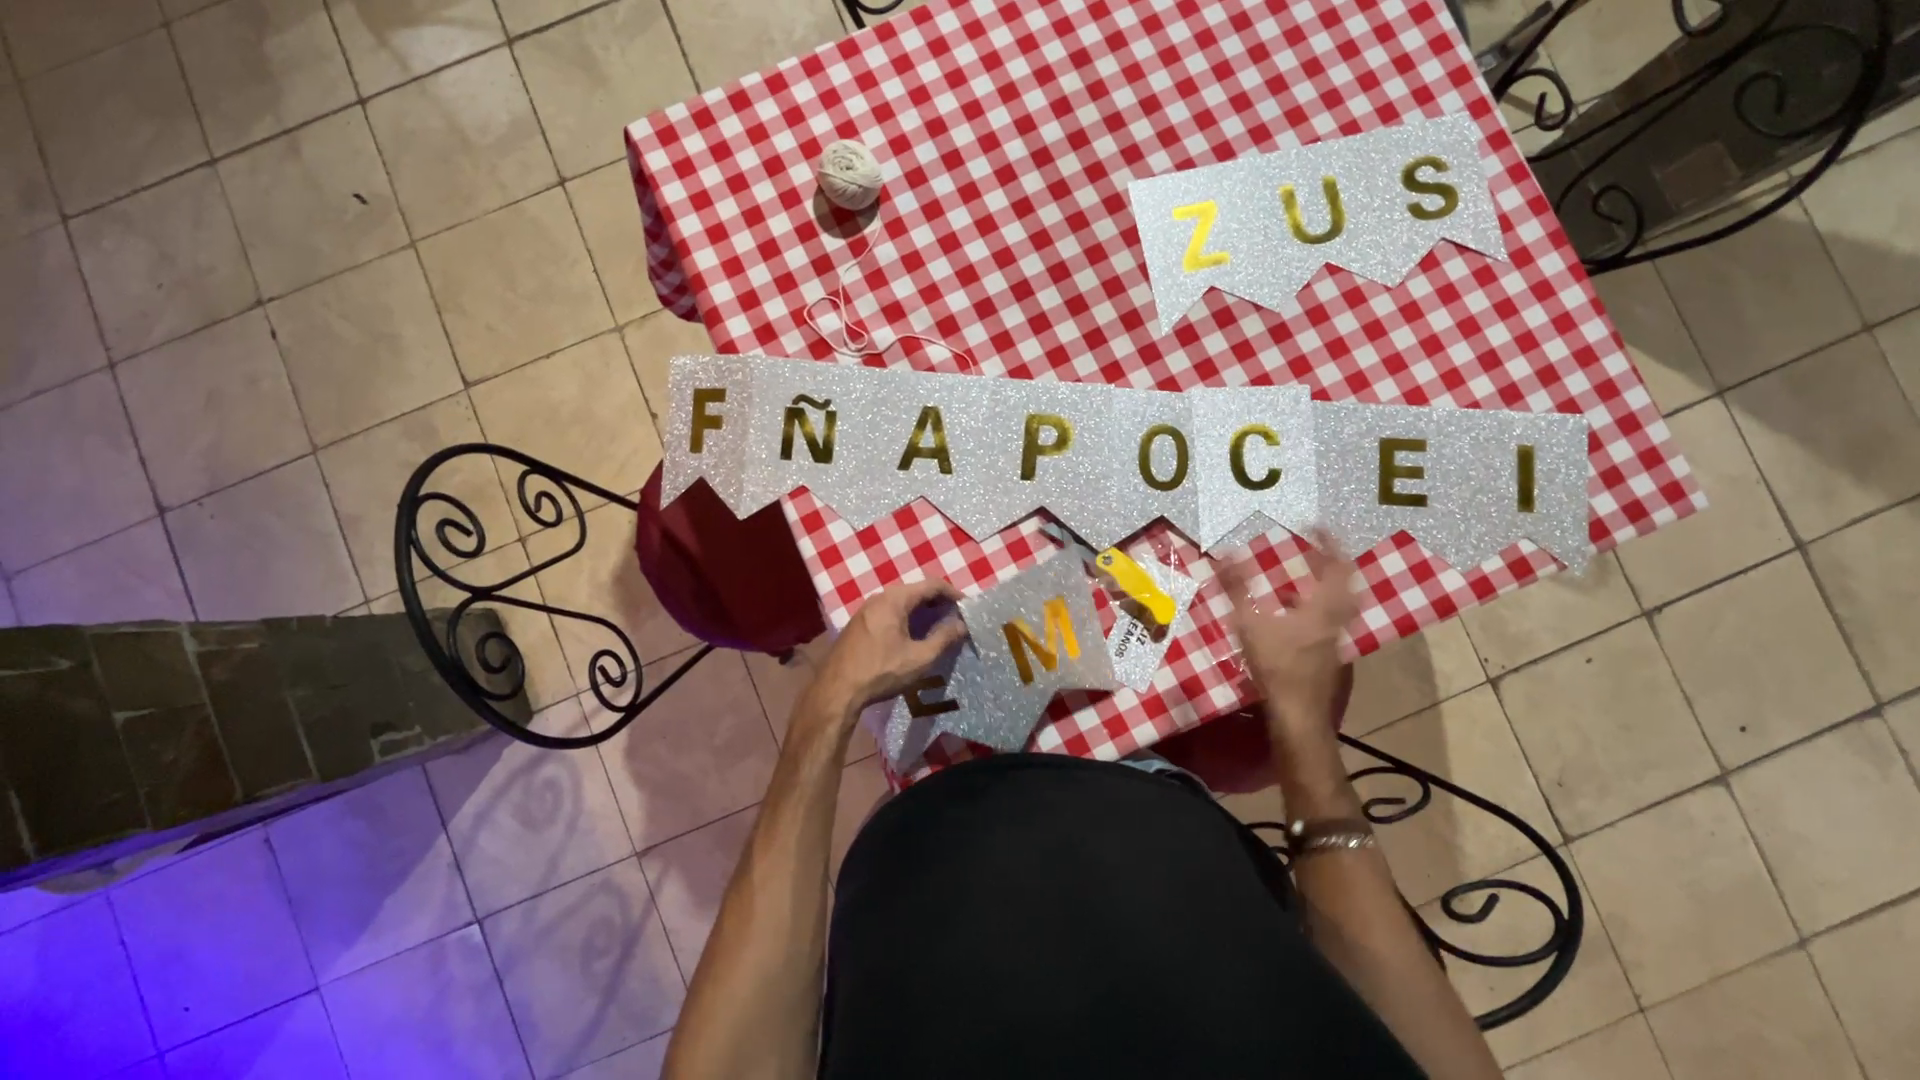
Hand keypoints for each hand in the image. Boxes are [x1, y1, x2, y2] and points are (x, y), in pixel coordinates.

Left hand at [812, 578, 967, 714]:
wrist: (837, 690)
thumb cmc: (881, 672)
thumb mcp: (919, 658)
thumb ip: (943, 638)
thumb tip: (961, 625)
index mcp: (894, 599)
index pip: (931, 584)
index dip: (953, 593)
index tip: (967, 607)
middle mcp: (879, 598)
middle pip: (916, 590)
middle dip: (938, 602)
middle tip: (956, 617)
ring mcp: (866, 610)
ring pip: (901, 602)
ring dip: (922, 611)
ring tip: (939, 627)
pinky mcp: (859, 624)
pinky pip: (889, 612)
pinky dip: (907, 617)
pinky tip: (914, 635)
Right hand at [1220, 530, 1358, 740]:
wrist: (1298, 714)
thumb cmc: (1277, 665)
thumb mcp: (1250, 623)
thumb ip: (1237, 588)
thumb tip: (1225, 555)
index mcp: (1323, 606)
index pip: (1335, 565)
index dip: (1328, 543)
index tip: (1317, 527)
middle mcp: (1336, 619)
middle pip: (1346, 585)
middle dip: (1333, 565)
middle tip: (1318, 551)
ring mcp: (1336, 640)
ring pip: (1341, 605)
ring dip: (1329, 588)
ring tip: (1308, 579)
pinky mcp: (1330, 657)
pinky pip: (1331, 622)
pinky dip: (1320, 610)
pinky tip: (1299, 615)